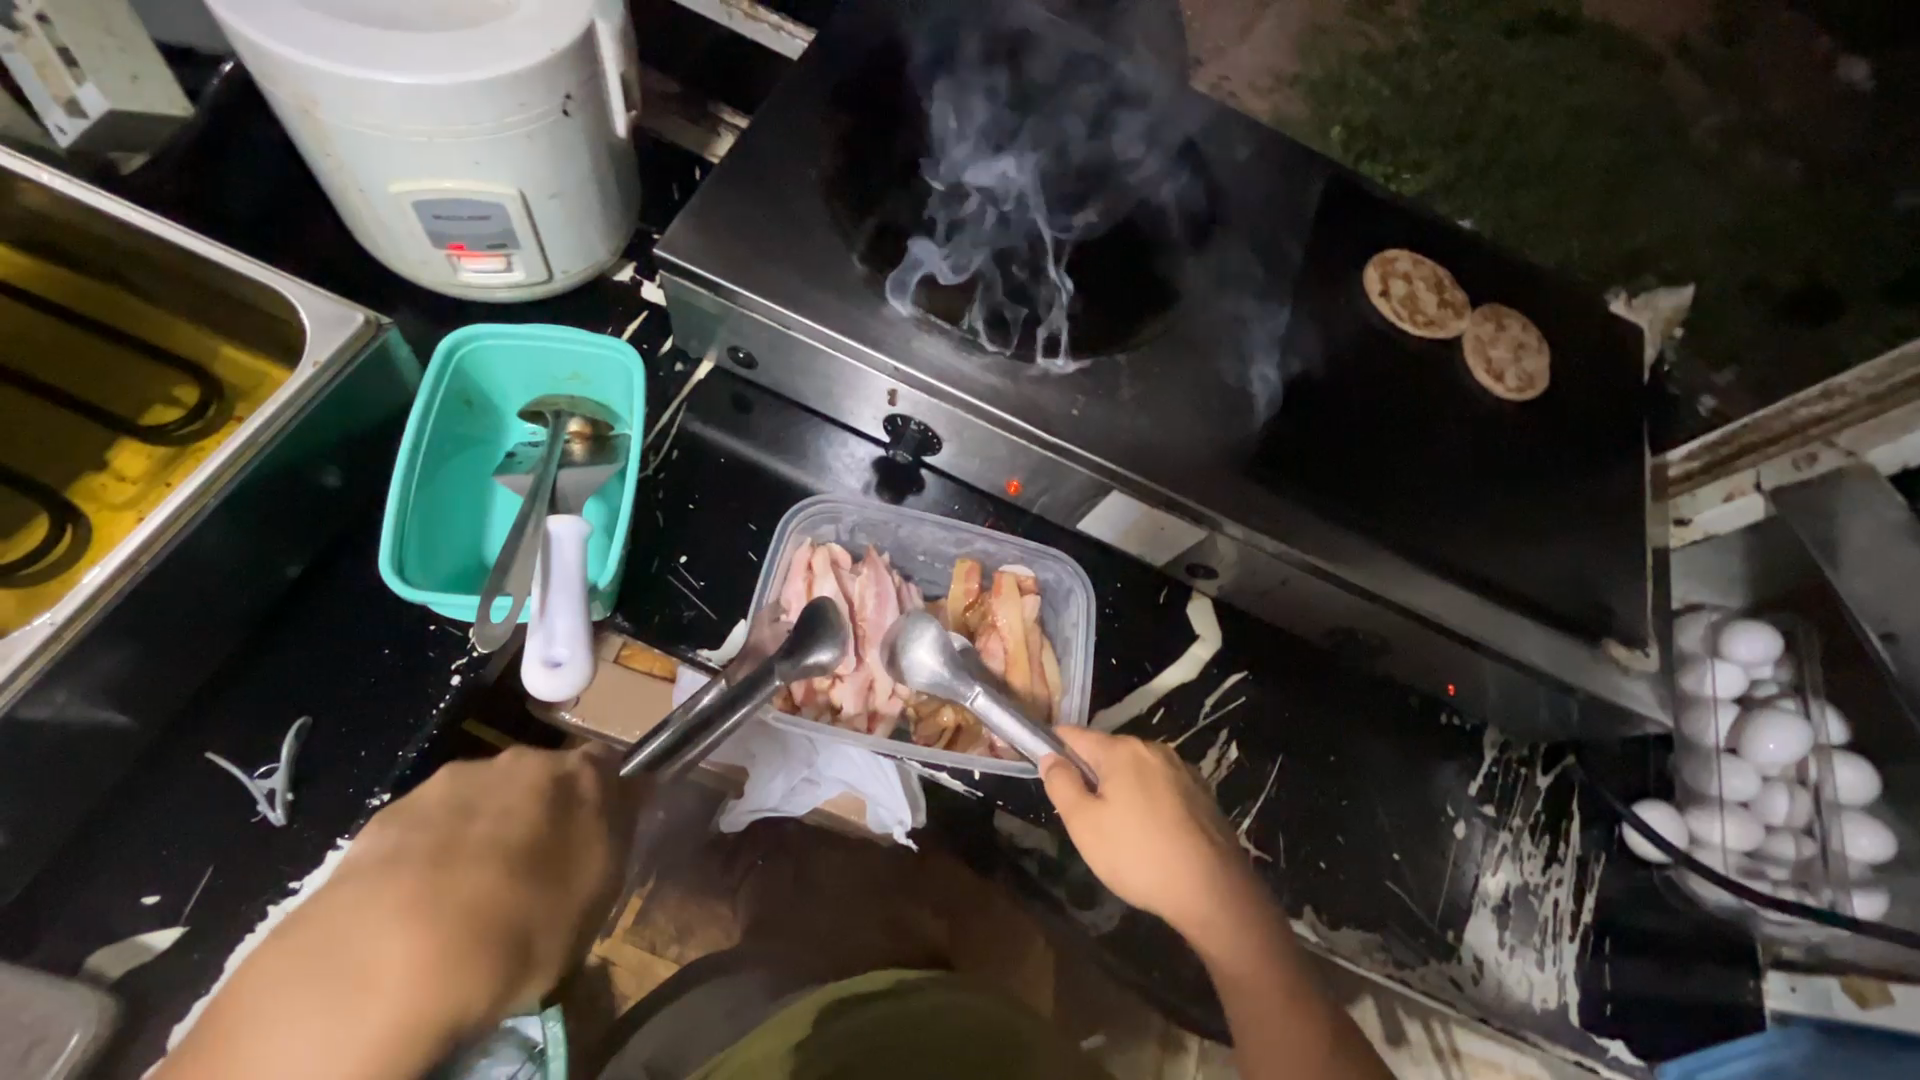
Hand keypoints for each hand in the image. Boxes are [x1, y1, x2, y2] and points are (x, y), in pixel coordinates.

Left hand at [323, 743, 635, 1017]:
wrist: (399, 957)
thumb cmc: (527, 926)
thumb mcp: (600, 892)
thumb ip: (614, 833)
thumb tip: (625, 796)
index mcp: (579, 776)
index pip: (606, 764)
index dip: (604, 796)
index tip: (599, 832)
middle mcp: (518, 761)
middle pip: (538, 779)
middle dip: (537, 813)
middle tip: (532, 870)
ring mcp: (449, 783)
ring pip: (479, 800)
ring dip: (481, 832)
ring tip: (466, 896)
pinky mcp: (388, 814)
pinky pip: (426, 827)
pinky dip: (429, 853)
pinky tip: (418, 904)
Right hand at [1040, 728, 1259, 944]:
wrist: (1213, 890)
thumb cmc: (1138, 855)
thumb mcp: (1084, 824)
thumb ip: (1061, 784)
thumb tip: (1050, 757)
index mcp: (1121, 750)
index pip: (1074, 734)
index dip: (1053, 749)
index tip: (1045, 773)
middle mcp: (1153, 749)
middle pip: (1107, 753)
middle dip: (1090, 776)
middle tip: (1083, 818)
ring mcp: (1182, 770)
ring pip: (1135, 771)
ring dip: (1120, 791)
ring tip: (1118, 832)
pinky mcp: (1201, 793)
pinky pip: (1160, 788)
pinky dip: (1147, 802)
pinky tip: (1150, 836)